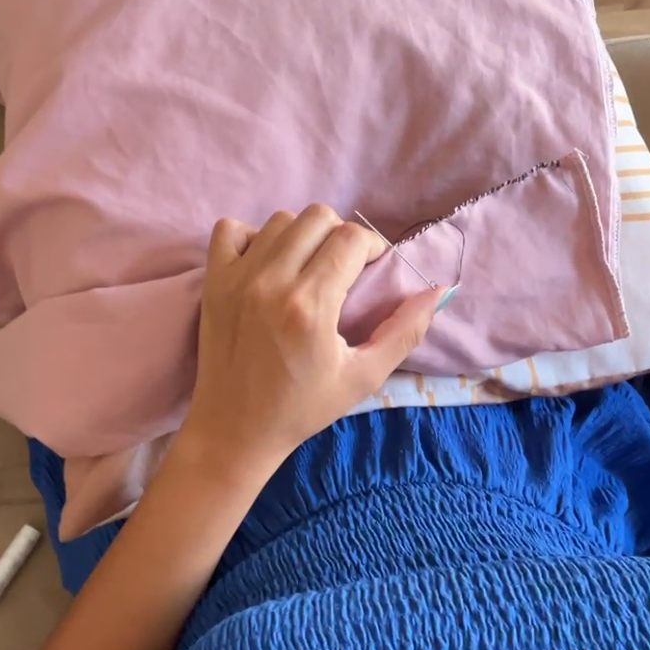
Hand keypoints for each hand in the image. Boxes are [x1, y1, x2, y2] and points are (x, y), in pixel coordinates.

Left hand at [179, 204, 444, 479]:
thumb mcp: (364, 377)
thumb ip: (404, 332)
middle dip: (340, 236)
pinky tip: (266, 263)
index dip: (372, 247)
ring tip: (307, 267)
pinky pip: (230, 228)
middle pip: (317, 217)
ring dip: (302, 236)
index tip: (371, 270)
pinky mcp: (212, 281)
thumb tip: (438, 292)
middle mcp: (271, 282)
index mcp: (311, 306)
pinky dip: (252, 237)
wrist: (234, 431)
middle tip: (343, 269)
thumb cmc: (302, 408)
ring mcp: (236, 278)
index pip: (351, 238)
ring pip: (280, 220)